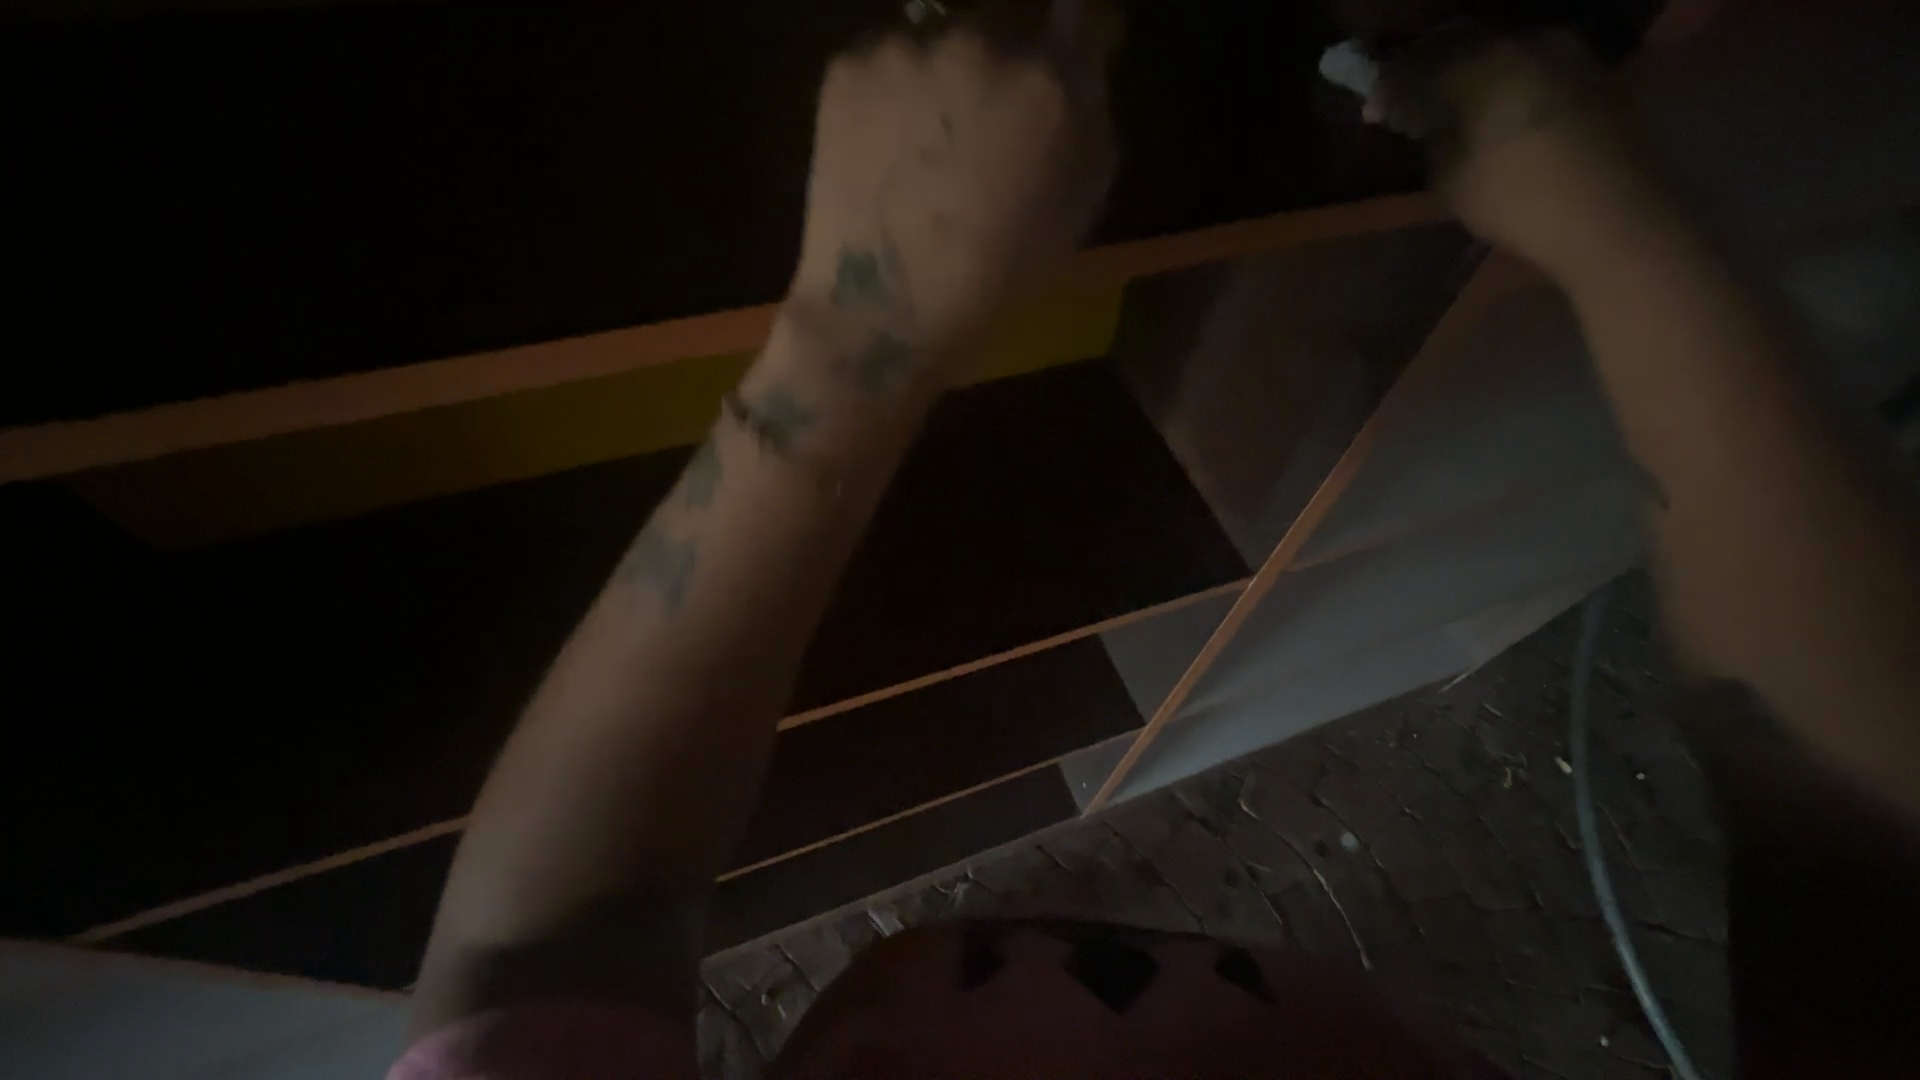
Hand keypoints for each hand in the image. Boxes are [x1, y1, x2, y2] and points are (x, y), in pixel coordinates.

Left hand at [788, 0, 1117, 366]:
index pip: (1086, 10)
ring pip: (943, 36)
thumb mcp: (1075, 214)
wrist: (880, 313)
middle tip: (988, 120)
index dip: (1079, 35)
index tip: (1069, 58)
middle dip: (1009, 56)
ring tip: (927, 144)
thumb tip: (1083, 76)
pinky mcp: (849, 65)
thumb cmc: (992, 282)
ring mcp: (909, 48)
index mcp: (1050, 84)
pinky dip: (893, 91)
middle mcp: (982, 41)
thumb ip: (1089, 127)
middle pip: (1009, 16)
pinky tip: (886, 150)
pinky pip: (888, 58)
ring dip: (947, 73)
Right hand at [1372, 35, 1678, 276]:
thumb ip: (1427, 130)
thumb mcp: (1447, 172)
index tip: (1371, 111)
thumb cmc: (1512, 196)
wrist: (1606, 212)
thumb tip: (1415, 111)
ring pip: (1497, 53)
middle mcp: (1526, 40)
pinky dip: (1499, 84)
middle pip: (1461, 45)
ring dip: (1465, 77)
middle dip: (1427, 73)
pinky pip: (1528, 66)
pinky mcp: (1590, 73)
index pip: (1419, 60)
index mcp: (1483, 60)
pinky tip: (1488, 115)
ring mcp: (1565, 52)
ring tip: (1446, 113)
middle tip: (1405, 107)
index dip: (1388, 84)